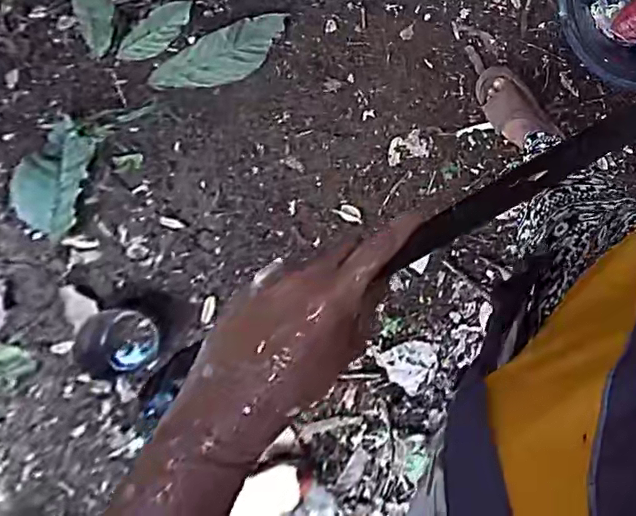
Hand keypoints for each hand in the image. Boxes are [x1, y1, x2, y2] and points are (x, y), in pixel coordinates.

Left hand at [163, 210, 429, 467]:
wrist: (220, 418)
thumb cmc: (285, 394)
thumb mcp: (345, 353)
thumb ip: (366, 310)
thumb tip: (375, 286)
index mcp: (333, 295)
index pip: (378, 247)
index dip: (402, 228)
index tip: (415, 217)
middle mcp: (302, 280)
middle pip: (346, 248)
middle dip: (358, 261)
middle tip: (359, 286)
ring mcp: (271, 283)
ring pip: (313, 264)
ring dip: (322, 279)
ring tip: (312, 316)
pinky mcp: (246, 292)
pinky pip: (281, 277)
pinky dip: (291, 291)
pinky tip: (283, 320)